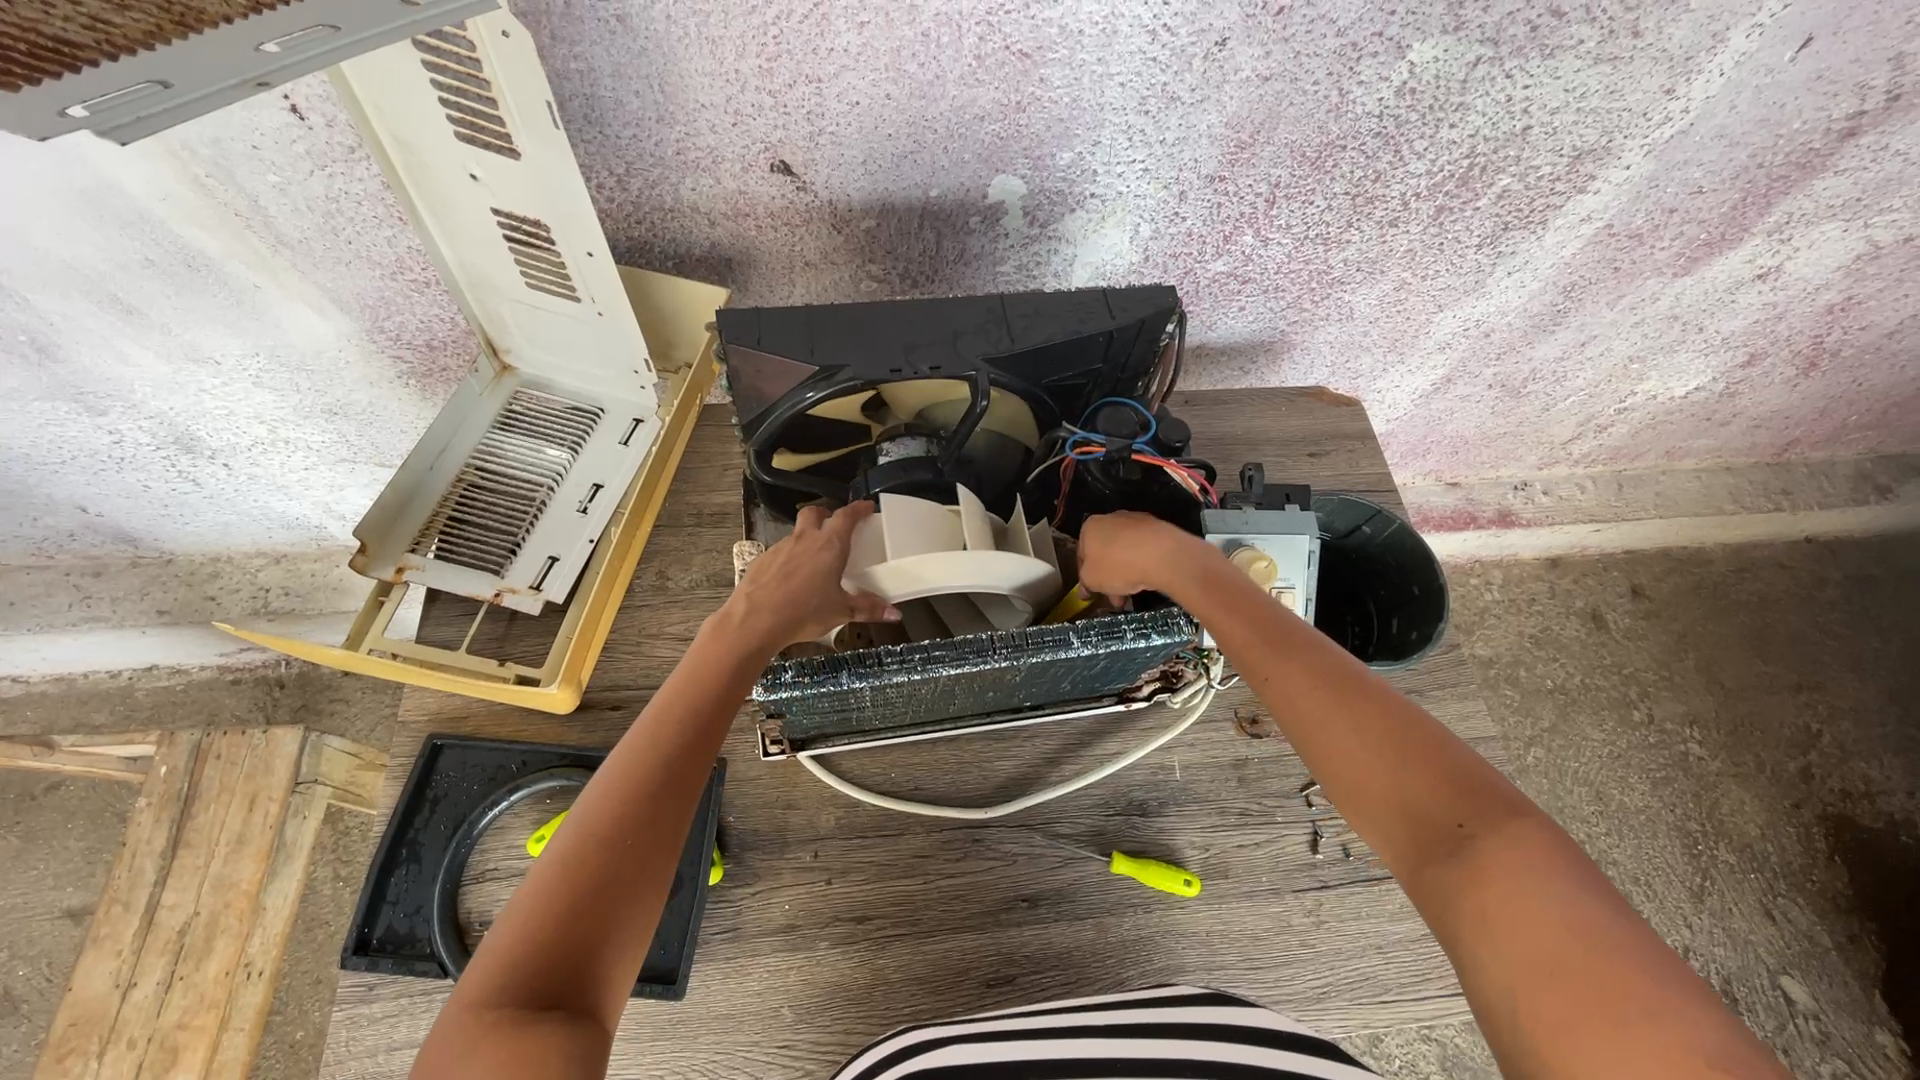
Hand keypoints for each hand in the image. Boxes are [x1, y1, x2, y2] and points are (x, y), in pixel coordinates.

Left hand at [720, 501, 899, 650]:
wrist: (754, 622)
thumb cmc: (803, 613)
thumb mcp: (841, 612)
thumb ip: (868, 608)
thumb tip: (894, 613)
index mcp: (829, 546)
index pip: (846, 516)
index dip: (858, 509)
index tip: (866, 507)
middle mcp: (804, 540)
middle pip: (814, 513)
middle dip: (826, 514)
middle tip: (835, 527)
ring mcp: (779, 548)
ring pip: (796, 533)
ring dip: (806, 539)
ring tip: (814, 561)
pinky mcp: (761, 560)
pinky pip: (779, 553)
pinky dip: (789, 559)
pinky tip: (790, 580)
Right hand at [1076, 511, 1217, 602]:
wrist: (1160, 554)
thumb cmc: (1116, 565)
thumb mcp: (1091, 580)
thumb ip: (1085, 582)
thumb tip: (1085, 588)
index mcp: (1090, 527)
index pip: (1082, 555)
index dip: (1086, 577)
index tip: (1092, 593)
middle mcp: (1111, 519)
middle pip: (1106, 553)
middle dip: (1109, 578)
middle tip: (1114, 598)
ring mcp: (1136, 522)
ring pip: (1125, 552)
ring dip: (1126, 574)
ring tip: (1132, 595)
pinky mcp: (1158, 528)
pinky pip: (1144, 550)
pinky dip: (1142, 564)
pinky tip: (1146, 580)